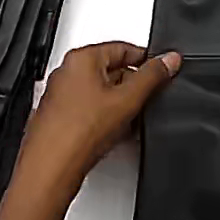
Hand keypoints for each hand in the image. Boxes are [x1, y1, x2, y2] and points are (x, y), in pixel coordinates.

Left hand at [16, 42, 180, 196]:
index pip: (122, 48)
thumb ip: (152, 77)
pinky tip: (112, 134)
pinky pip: (88, 109)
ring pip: (99, 92)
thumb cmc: (77, 134)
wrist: (50, 172)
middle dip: (130, 86)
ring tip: (128, 120)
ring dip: (117, 104)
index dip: (145, 60)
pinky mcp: (58, 118)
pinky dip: (103, 117)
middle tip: (145, 98)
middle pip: (110, 69)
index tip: (160, 69)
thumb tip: (169, 60)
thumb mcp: (128, 100)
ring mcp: (59, 96)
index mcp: (81, 58)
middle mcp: (66, 72)